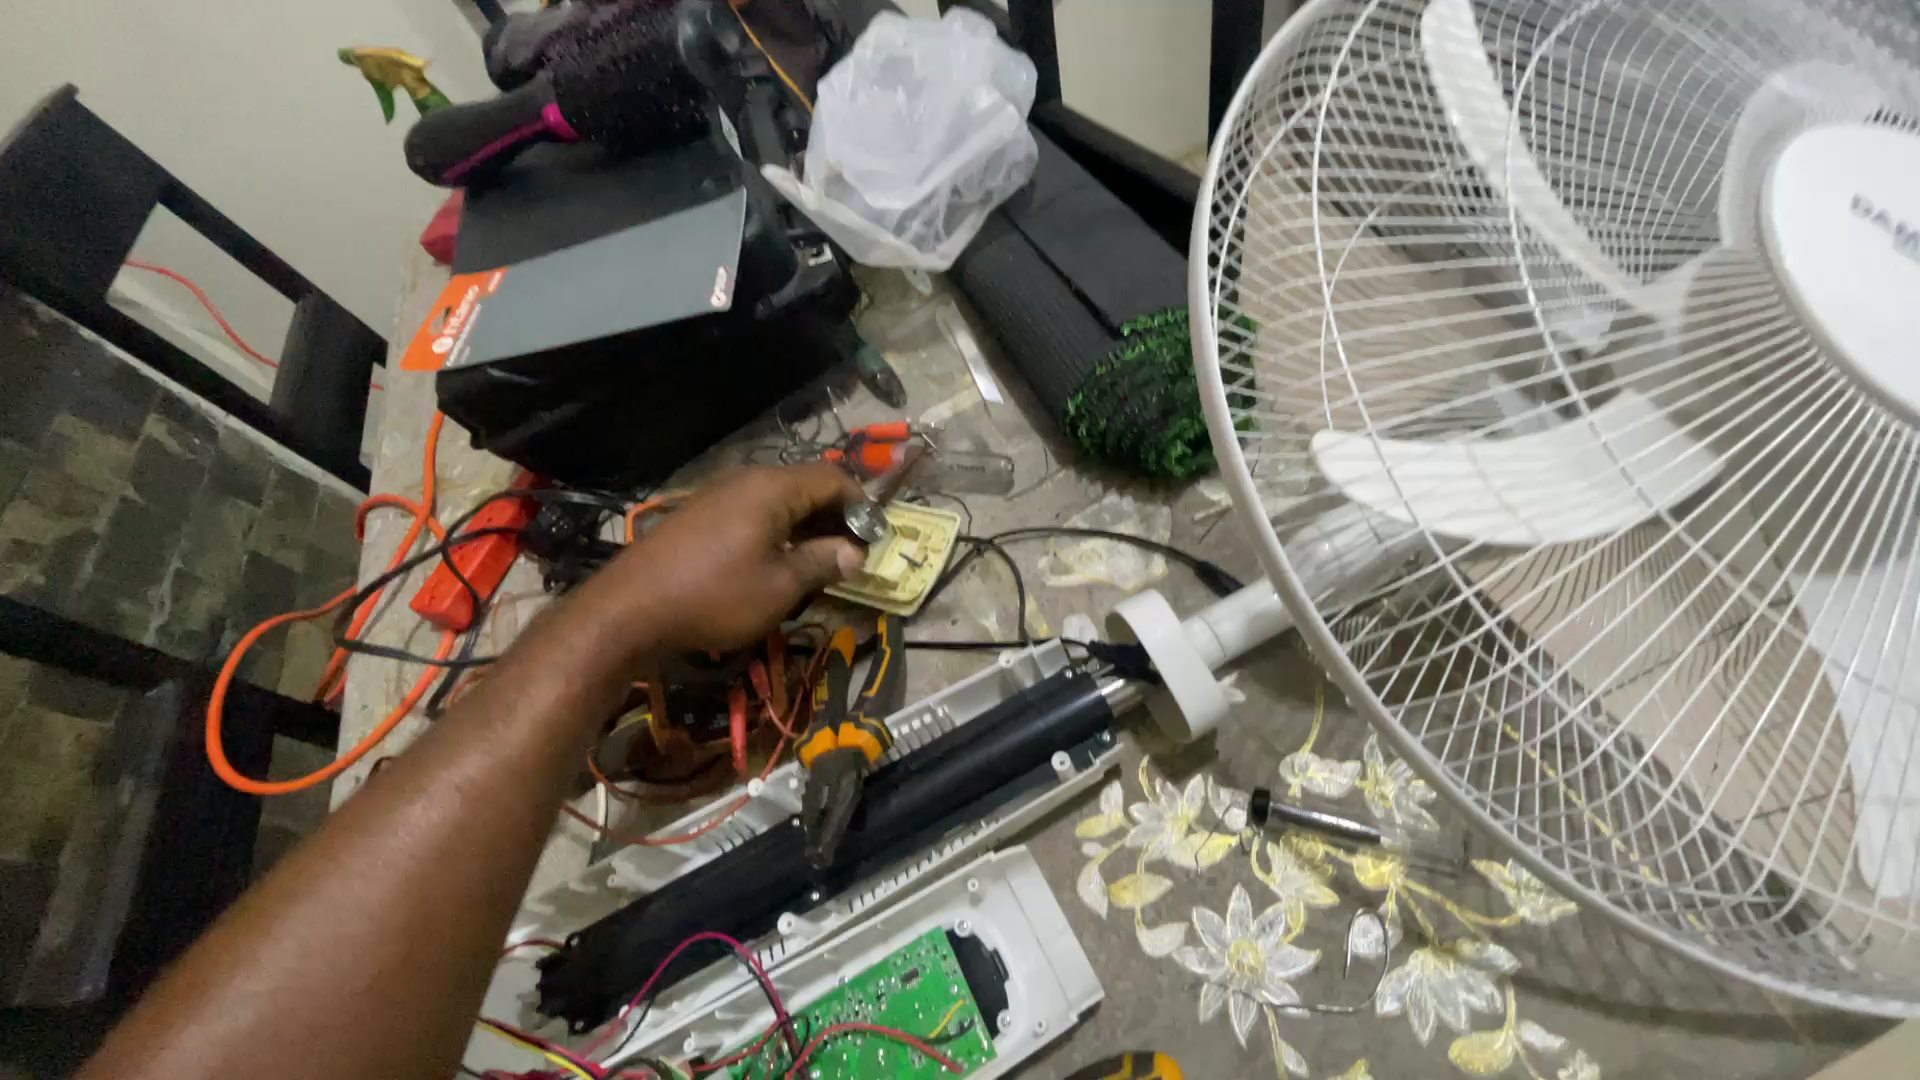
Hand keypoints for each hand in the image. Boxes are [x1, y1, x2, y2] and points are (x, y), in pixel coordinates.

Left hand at [601, 464, 867, 653]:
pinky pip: (756, 510)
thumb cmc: (715, 596)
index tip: (875, 539)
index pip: (835, 479)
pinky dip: (779, 529)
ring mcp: (721, 493)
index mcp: (774, 488)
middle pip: (808, 486)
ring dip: (808, 526)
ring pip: (781, 500)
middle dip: (836, 517)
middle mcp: (749, 479)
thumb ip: (823, 563)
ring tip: (820, 562)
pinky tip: (779, 561)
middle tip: (851, 555)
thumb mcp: (780, 586)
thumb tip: (857, 553)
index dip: (862, 506)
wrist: (630, 608)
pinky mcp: (703, 512)